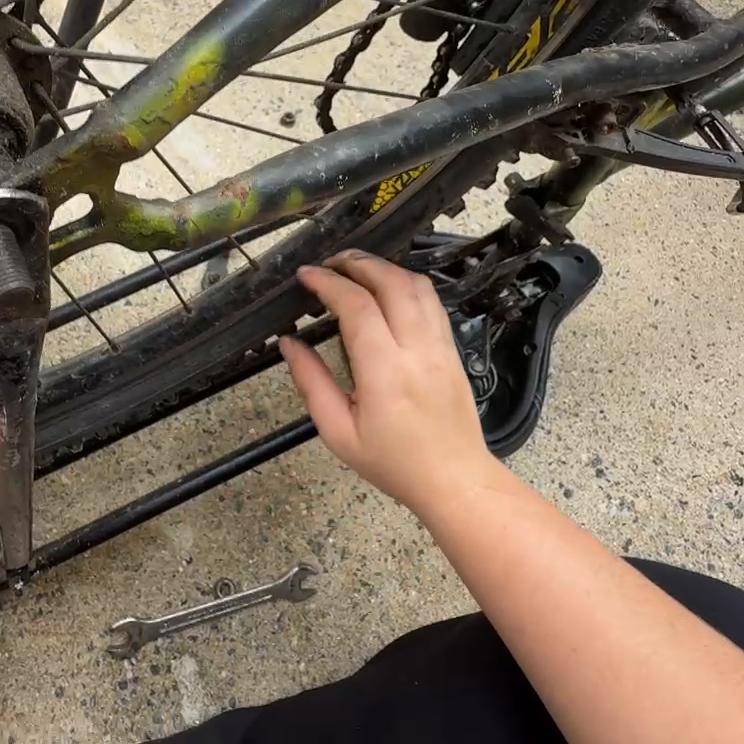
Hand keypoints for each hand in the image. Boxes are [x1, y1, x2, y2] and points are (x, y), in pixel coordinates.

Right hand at [280, 250, 503, 516]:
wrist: (455, 480)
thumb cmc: (394, 462)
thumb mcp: (338, 432)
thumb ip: (311, 383)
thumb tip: (288, 343)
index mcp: (385, 372)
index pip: (356, 306)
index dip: (328, 282)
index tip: (306, 275)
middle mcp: (417, 350)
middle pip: (390, 282)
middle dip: (357, 263)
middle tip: (329, 263)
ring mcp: (440, 345)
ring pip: (416, 285)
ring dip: (384, 268)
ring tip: (356, 269)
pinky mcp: (452, 348)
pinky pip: (432, 300)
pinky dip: (406, 283)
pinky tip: (387, 288)